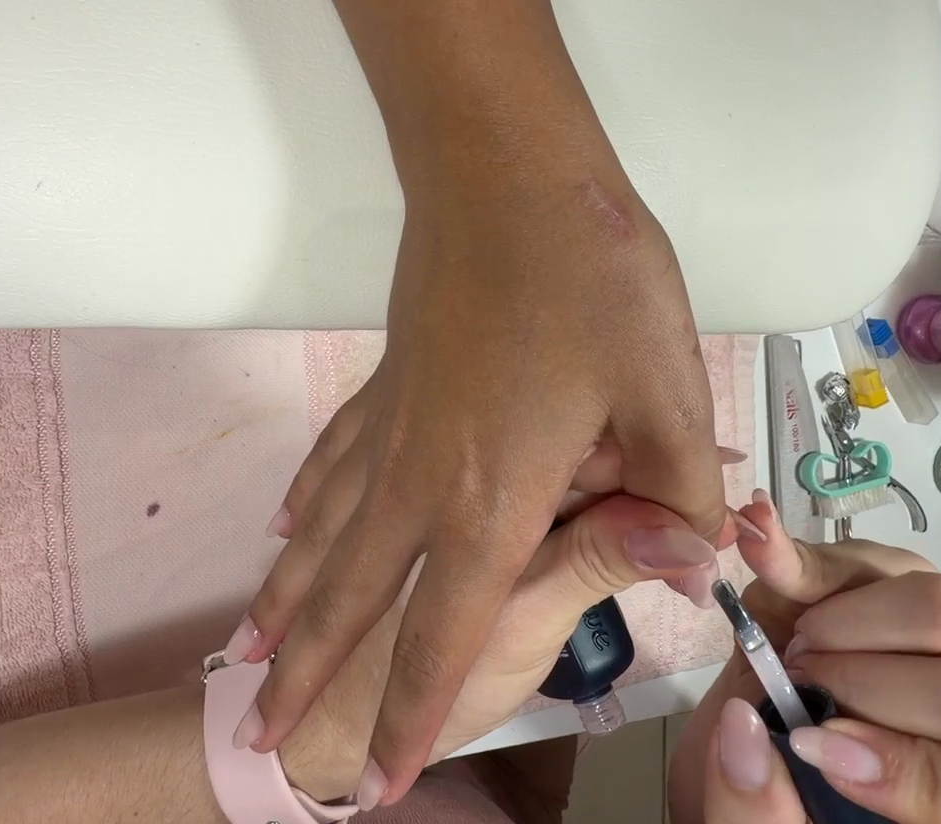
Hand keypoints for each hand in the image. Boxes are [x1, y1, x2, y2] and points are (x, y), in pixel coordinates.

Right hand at [234, 167, 736, 806]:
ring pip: (323, 531)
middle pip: (351, 592)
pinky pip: (331, 459)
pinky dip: (305, 503)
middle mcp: (420, 474)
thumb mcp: (662, 384)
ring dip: (288, 597)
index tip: (375, 781)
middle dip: (310, 673)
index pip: (443, 633)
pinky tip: (283, 523)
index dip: (416, 715)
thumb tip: (690, 561)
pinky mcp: (384, 380)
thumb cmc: (590, 277)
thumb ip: (676, 486)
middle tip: (261, 730)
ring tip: (251, 647)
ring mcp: (390, 423)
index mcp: (491, 495)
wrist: (508, 177)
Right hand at [673, 494, 940, 823]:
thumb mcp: (774, 818)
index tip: (822, 751)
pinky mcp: (908, 577)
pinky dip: (799, 557)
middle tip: (794, 692)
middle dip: (866, 691)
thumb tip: (744, 733)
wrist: (778, 721)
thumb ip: (755, 804)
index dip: (932, 774)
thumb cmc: (792, 792)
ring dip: (843, 628)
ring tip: (791, 650)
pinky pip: (862, 557)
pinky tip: (760, 550)